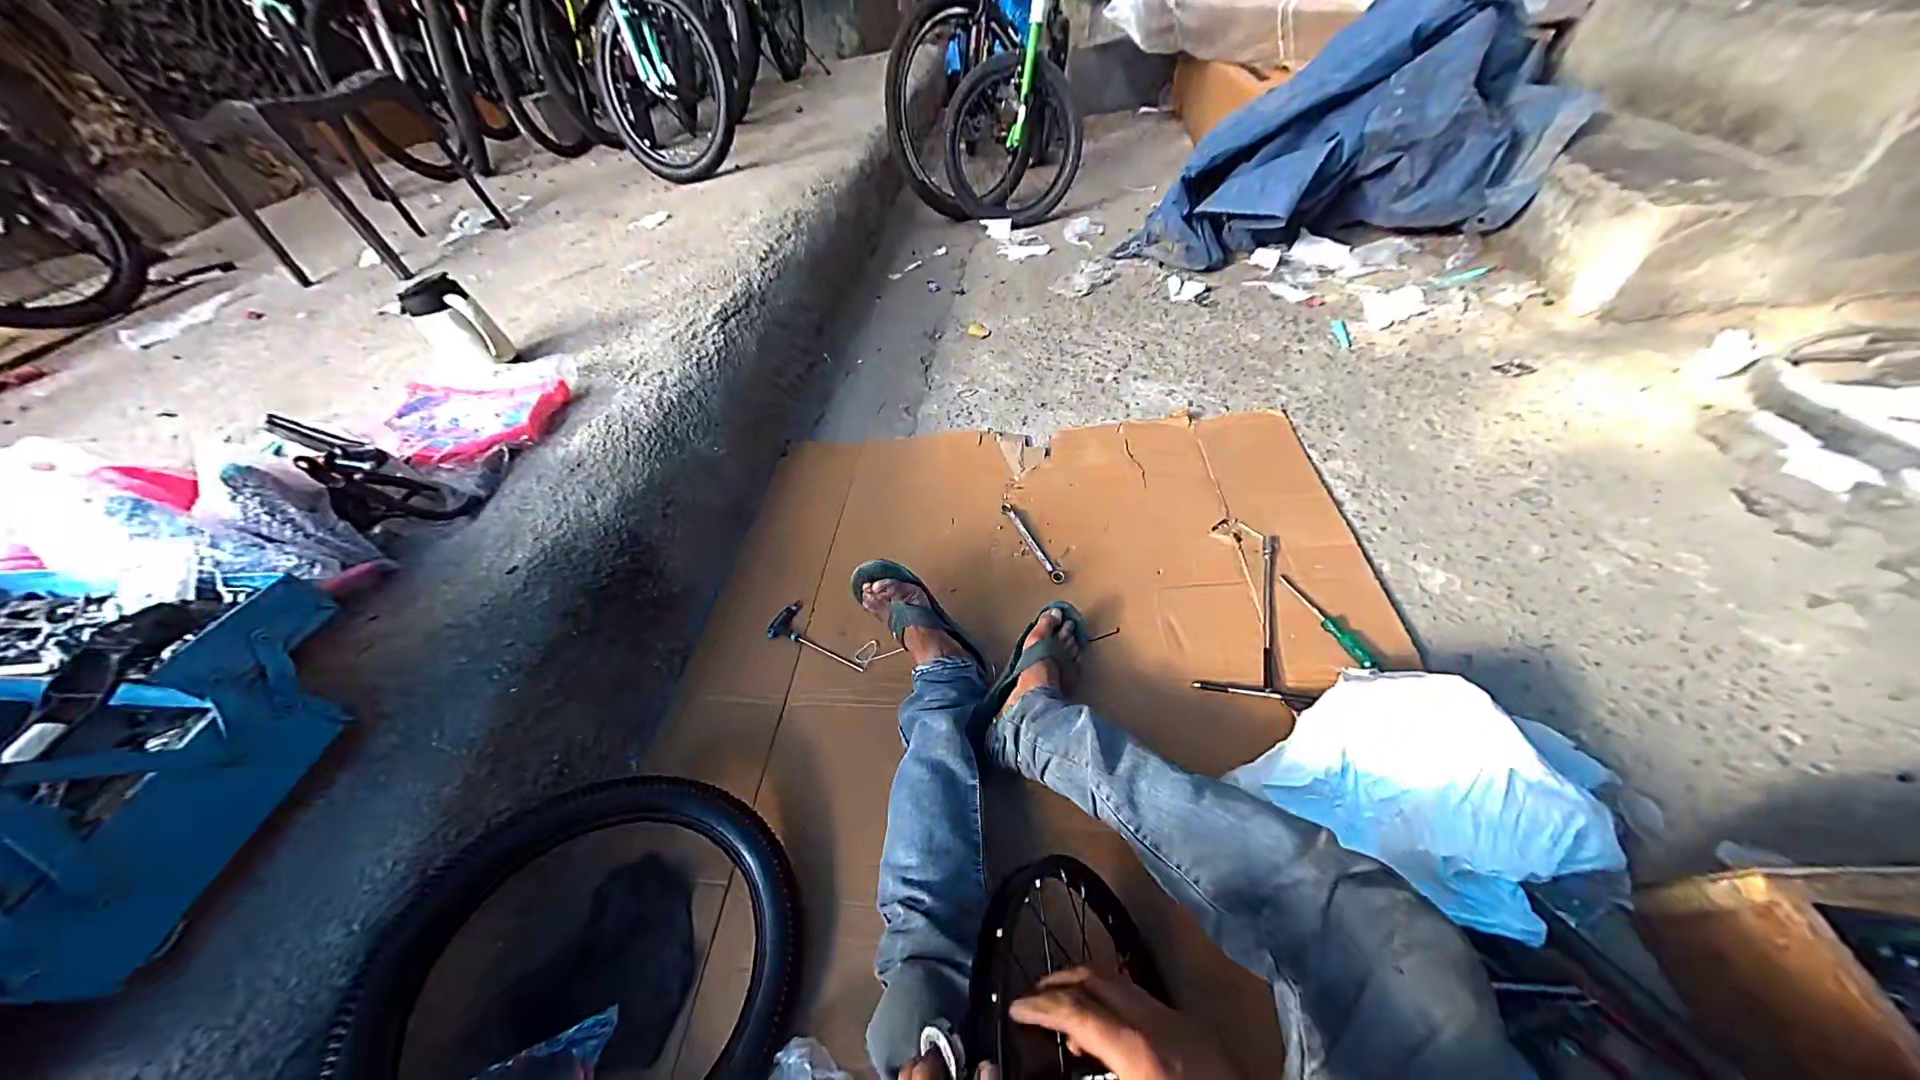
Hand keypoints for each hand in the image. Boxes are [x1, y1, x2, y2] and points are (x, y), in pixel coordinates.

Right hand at [1007, 968, 1240, 1079]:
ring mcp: (1182, 1023)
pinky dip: (1116, 1007)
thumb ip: (1097, 1073)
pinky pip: (1145, 1003)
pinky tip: (1113, 1038)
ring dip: (1088, 992)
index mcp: (1139, 1049)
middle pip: (1099, 979)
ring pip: (1123, 986)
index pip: (1076, 1011)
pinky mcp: (1199, 1033)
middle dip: (1061, 983)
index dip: (1039, 1006)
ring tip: (1067, 1020)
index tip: (1014, 1008)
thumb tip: (1072, 1050)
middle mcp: (1159, 1022)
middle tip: (1035, 998)